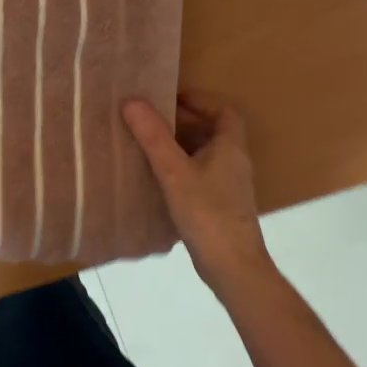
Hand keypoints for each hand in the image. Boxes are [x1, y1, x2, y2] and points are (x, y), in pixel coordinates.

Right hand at [122, 91, 273, 295]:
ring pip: (203, 154)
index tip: (169, 98)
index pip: (225, 112)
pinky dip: (179, 168)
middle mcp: (234, 164)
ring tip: (146, 143)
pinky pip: (198, 175)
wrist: (233, 268)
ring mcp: (228, 187)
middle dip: (182, 122)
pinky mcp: (219, 206)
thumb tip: (132, 101)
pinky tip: (155, 177)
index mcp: (231, 149)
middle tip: (149, 118)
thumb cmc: (208, 213)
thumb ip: (154, 136)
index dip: (200, 100)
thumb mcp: (174, 171)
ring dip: (178, 145)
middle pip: (212, 131)